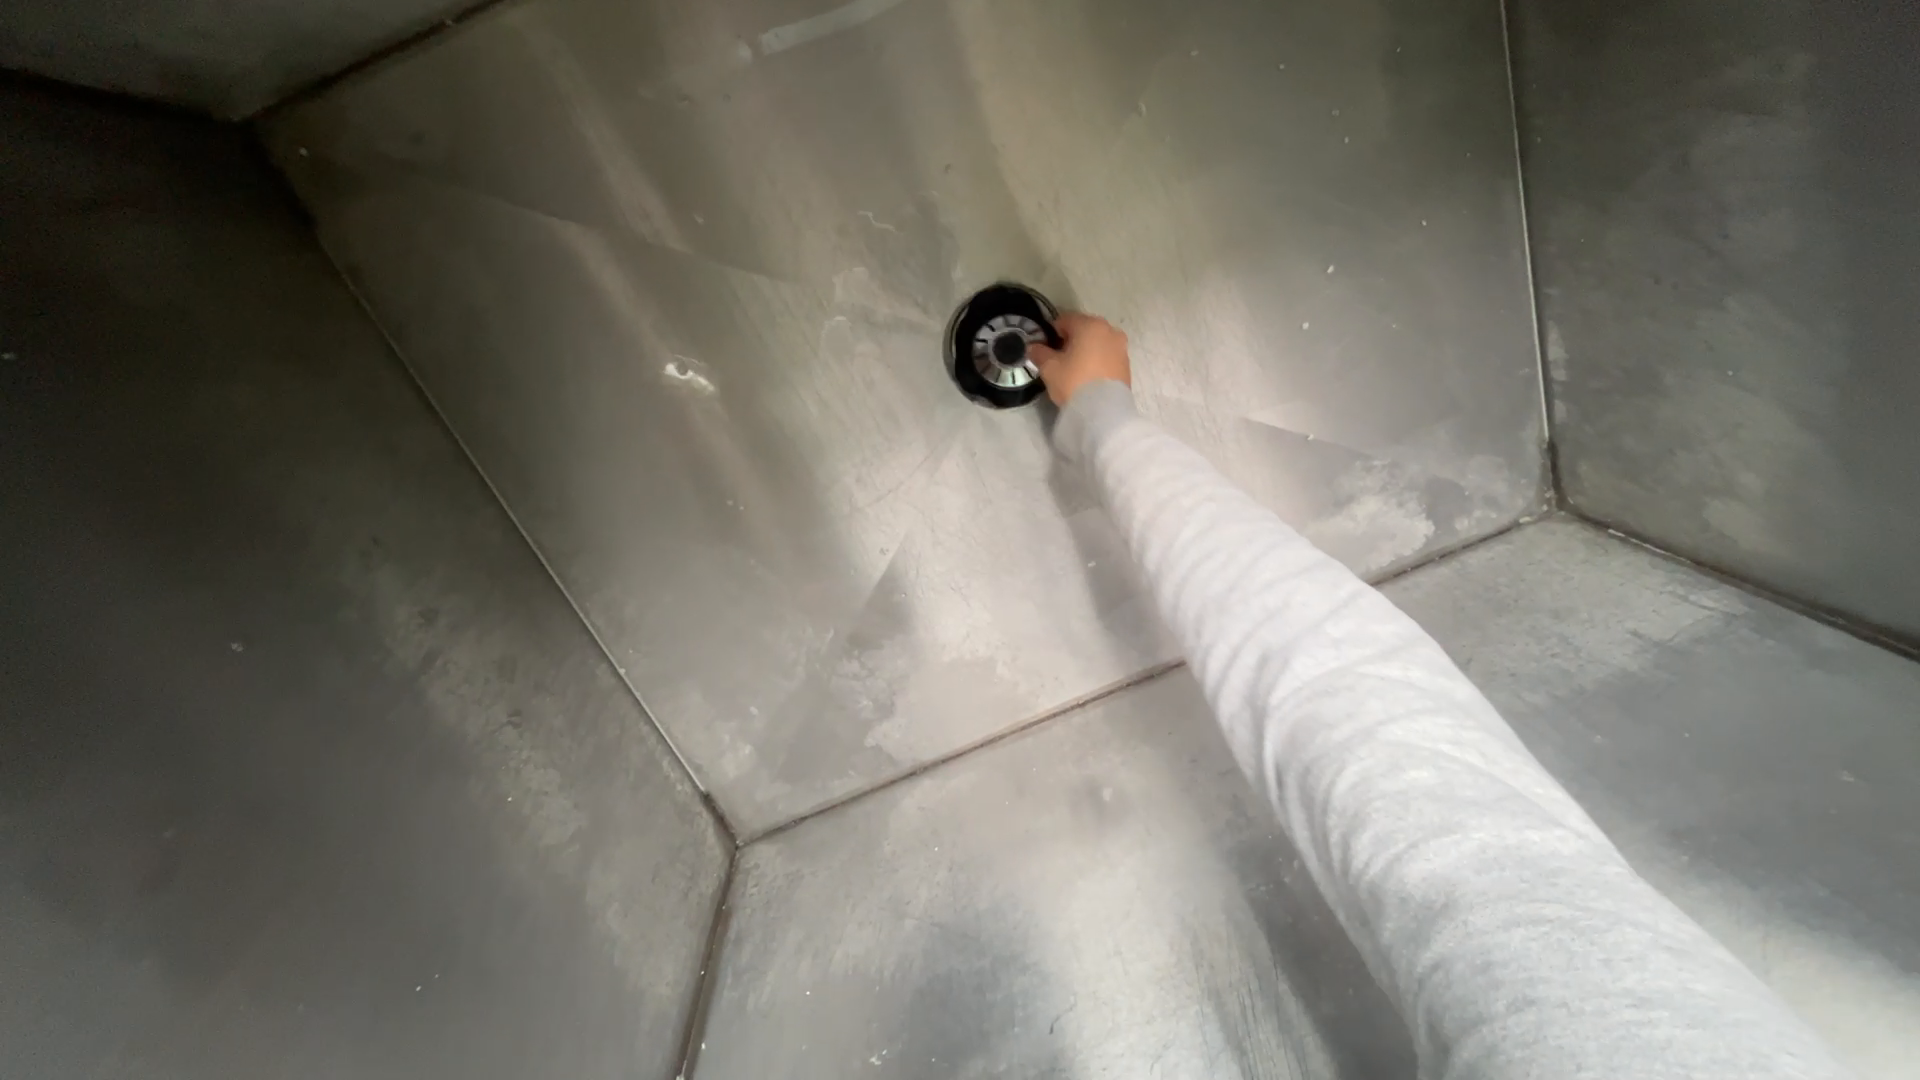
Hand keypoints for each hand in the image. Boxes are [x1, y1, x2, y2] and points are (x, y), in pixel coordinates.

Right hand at [1029, 312, 1130, 406]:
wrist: (1103, 411)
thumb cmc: (1074, 382)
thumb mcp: (1049, 368)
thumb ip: (1039, 353)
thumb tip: (1033, 347)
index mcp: (1089, 325)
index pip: (1065, 320)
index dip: (1052, 333)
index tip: (1046, 349)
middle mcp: (1109, 330)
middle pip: (1084, 329)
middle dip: (1071, 340)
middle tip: (1060, 360)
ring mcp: (1121, 347)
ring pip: (1097, 342)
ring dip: (1086, 350)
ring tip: (1076, 370)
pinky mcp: (1127, 364)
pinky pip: (1107, 356)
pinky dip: (1098, 361)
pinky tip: (1089, 377)